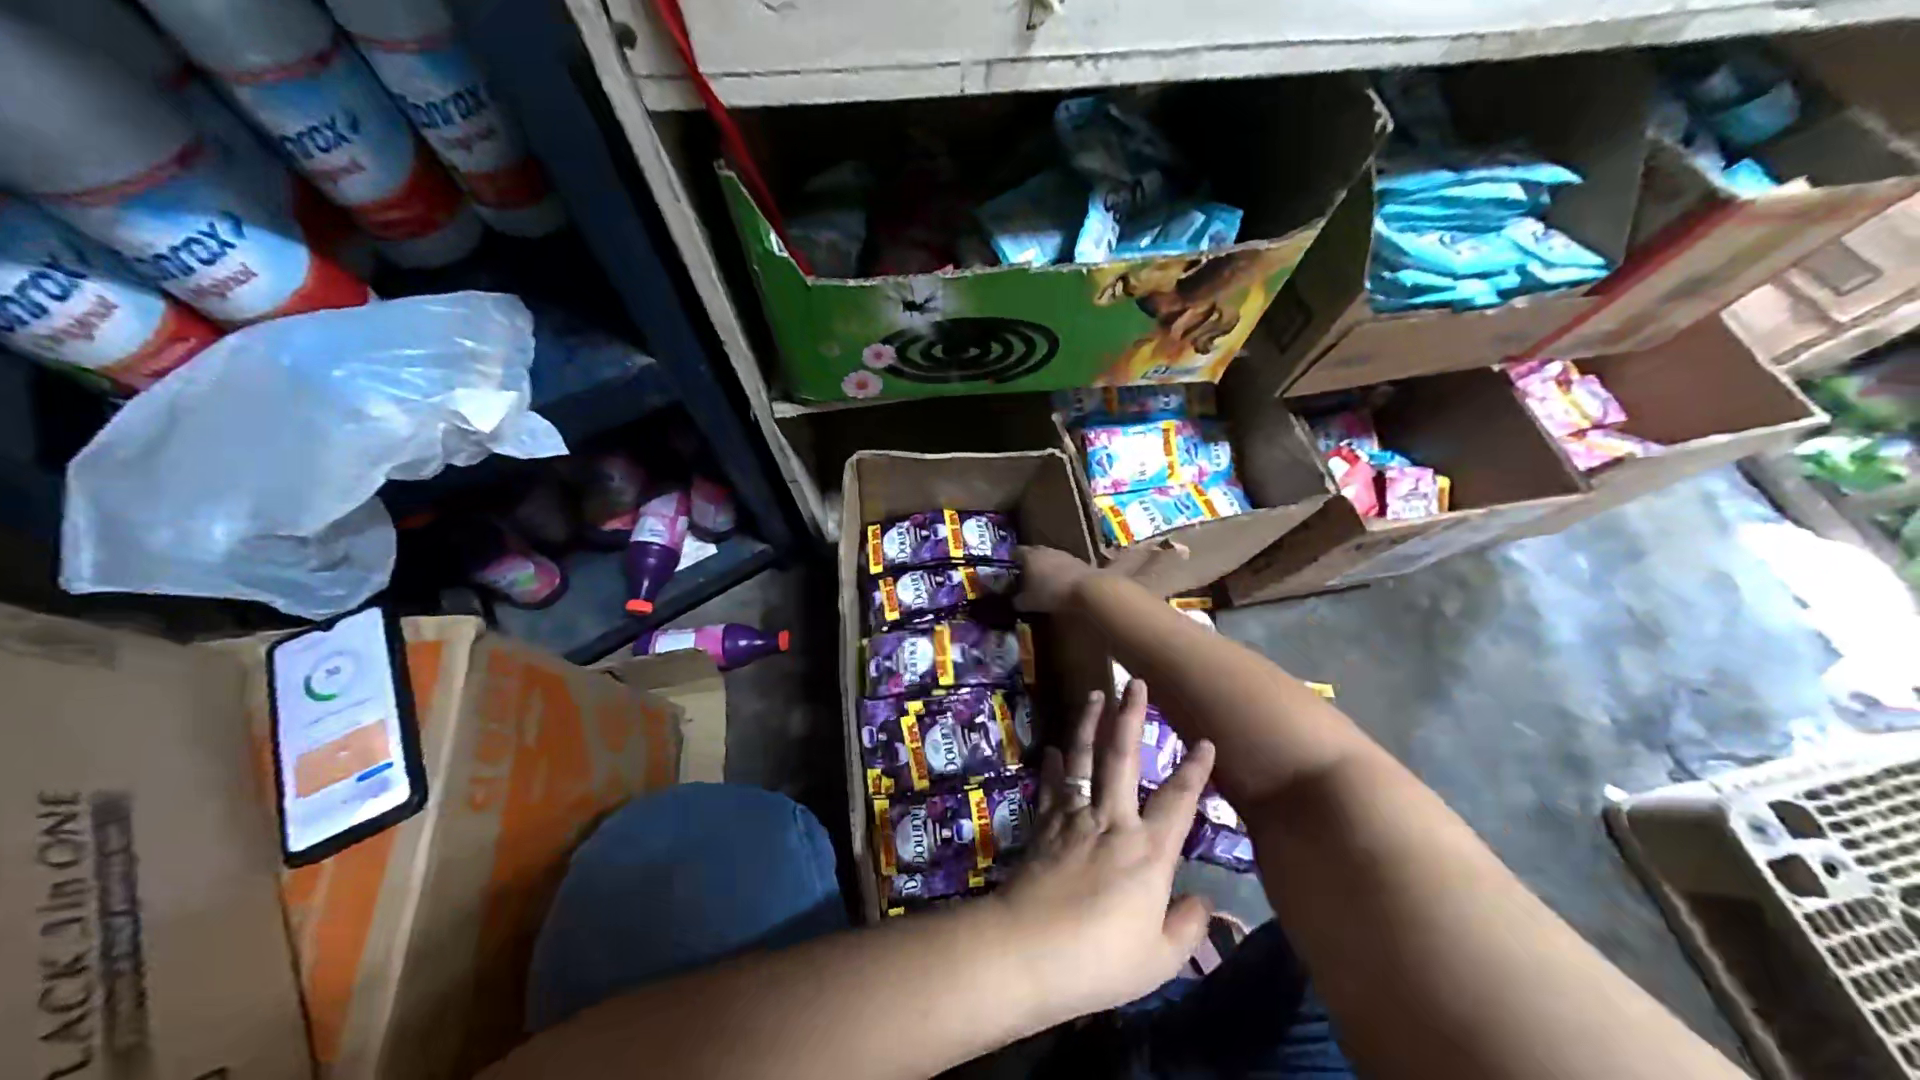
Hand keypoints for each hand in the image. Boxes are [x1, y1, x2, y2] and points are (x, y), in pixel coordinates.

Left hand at [990, 680, 1216, 1019]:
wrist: (1027, 950)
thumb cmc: (1100, 960)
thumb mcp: (1159, 959)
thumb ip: (1187, 927)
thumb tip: (1204, 902)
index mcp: (1149, 852)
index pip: (1179, 801)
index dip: (1195, 770)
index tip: (1205, 741)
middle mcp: (1112, 822)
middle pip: (1123, 758)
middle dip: (1131, 717)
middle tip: (1136, 683)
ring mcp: (1073, 818)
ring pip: (1082, 759)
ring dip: (1088, 724)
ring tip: (1094, 695)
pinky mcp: (1044, 826)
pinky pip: (1051, 786)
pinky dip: (1052, 764)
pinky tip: (1051, 748)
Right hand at [1013, 545, 1099, 613]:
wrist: (1086, 589)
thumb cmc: (1050, 593)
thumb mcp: (1028, 602)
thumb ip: (1018, 600)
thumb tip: (1014, 600)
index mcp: (1029, 556)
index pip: (1016, 551)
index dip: (1013, 559)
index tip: (1011, 567)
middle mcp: (1045, 550)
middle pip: (1035, 552)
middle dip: (1031, 562)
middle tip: (1027, 574)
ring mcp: (1064, 554)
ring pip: (1051, 558)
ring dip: (1048, 566)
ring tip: (1045, 580)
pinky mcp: (1079, 561)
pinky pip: (1065, 565)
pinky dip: (1061, 571)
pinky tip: (1062, 583)